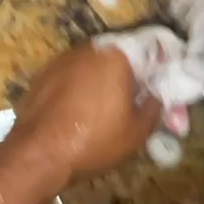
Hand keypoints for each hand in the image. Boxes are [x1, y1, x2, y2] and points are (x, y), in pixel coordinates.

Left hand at [3, 45, 161, 183]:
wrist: (38, 154)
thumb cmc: (94, 140)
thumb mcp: (138, 131)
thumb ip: (155, 106)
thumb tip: (157, 95)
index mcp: (117, 54)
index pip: (151, 49)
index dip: (162, 67)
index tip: (166, 85)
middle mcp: (89, 48)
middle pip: (121, 56)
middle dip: (133, 75)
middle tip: (139, 100)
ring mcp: (62, 60)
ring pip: (95, 65)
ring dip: (106, 81)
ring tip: (110, 109)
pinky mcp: (43, 75)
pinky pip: (73, 76)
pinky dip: (82, 88)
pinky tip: (83, 111)